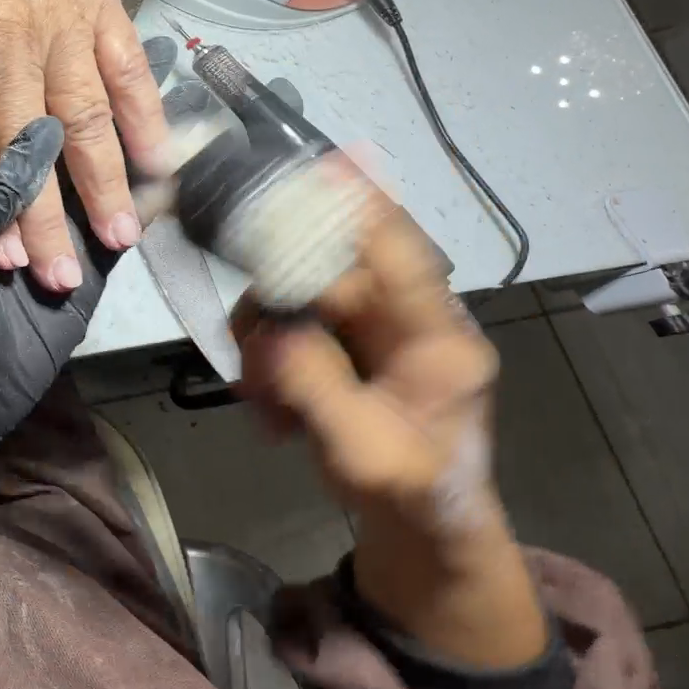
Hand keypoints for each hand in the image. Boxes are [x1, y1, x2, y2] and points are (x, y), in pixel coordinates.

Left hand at [0, 0, 167, 293]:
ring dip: (104, 185)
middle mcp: (5, 47)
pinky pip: (127, 69)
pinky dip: (145, 116)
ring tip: (120, 241)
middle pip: (27, 150)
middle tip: (61, 281)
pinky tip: (160, 161)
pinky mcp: (97, 1)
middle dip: (45, 221)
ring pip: (85, 120)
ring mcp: (58, 25)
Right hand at [232, 199, 497, 537]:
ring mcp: (365, 331)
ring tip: (262, 401)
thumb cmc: (411, 492)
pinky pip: (280, 325)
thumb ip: (318, 388)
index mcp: (436, 339)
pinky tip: (266, 400)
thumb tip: (271, 332)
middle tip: (252, 354)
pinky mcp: (333, 344)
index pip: (402, 256)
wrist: (416, 526)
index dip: (367, 206)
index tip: (330, 162)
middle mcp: (401, 321)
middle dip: (274, 305)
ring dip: (261, 342)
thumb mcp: (366, 453)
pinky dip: (260, 356)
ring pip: (290, 298)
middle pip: (326, 274)